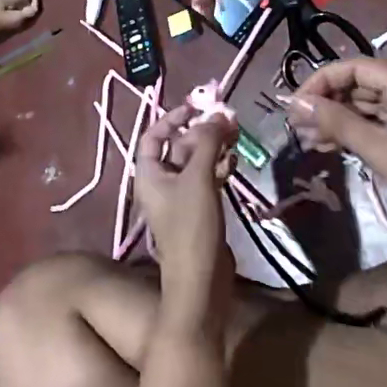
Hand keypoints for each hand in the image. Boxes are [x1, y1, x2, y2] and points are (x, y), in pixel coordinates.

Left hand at [136, 105, 236, 314]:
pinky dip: (219, 167)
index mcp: (149, 175)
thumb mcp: (198, 178)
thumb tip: (217, 116)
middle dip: (202, 132)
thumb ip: (207, 143)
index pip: (153, 136)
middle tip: (227, 121)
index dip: (172, 118)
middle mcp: (162, 183)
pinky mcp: (200, 209)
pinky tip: (235, 161)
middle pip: (179, 147)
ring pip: (196, 162)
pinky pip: (207, 179)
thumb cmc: (191, 225)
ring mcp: (181, 197)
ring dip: (214, 147)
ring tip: (236, 136)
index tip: (195, 107)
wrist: (201, 279)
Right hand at [288, 58, 386, 248]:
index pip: (356, 67)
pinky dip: (355, 134)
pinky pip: (379, 124)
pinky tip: (330, 148)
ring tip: (307, 141)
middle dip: (327, 102)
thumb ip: (339, 124)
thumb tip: (297, 104)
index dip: (322, 80)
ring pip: (367, 106)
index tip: (295, 105)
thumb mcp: (384, 152)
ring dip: (337, 120)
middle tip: (297, 127)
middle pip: (361, 84)